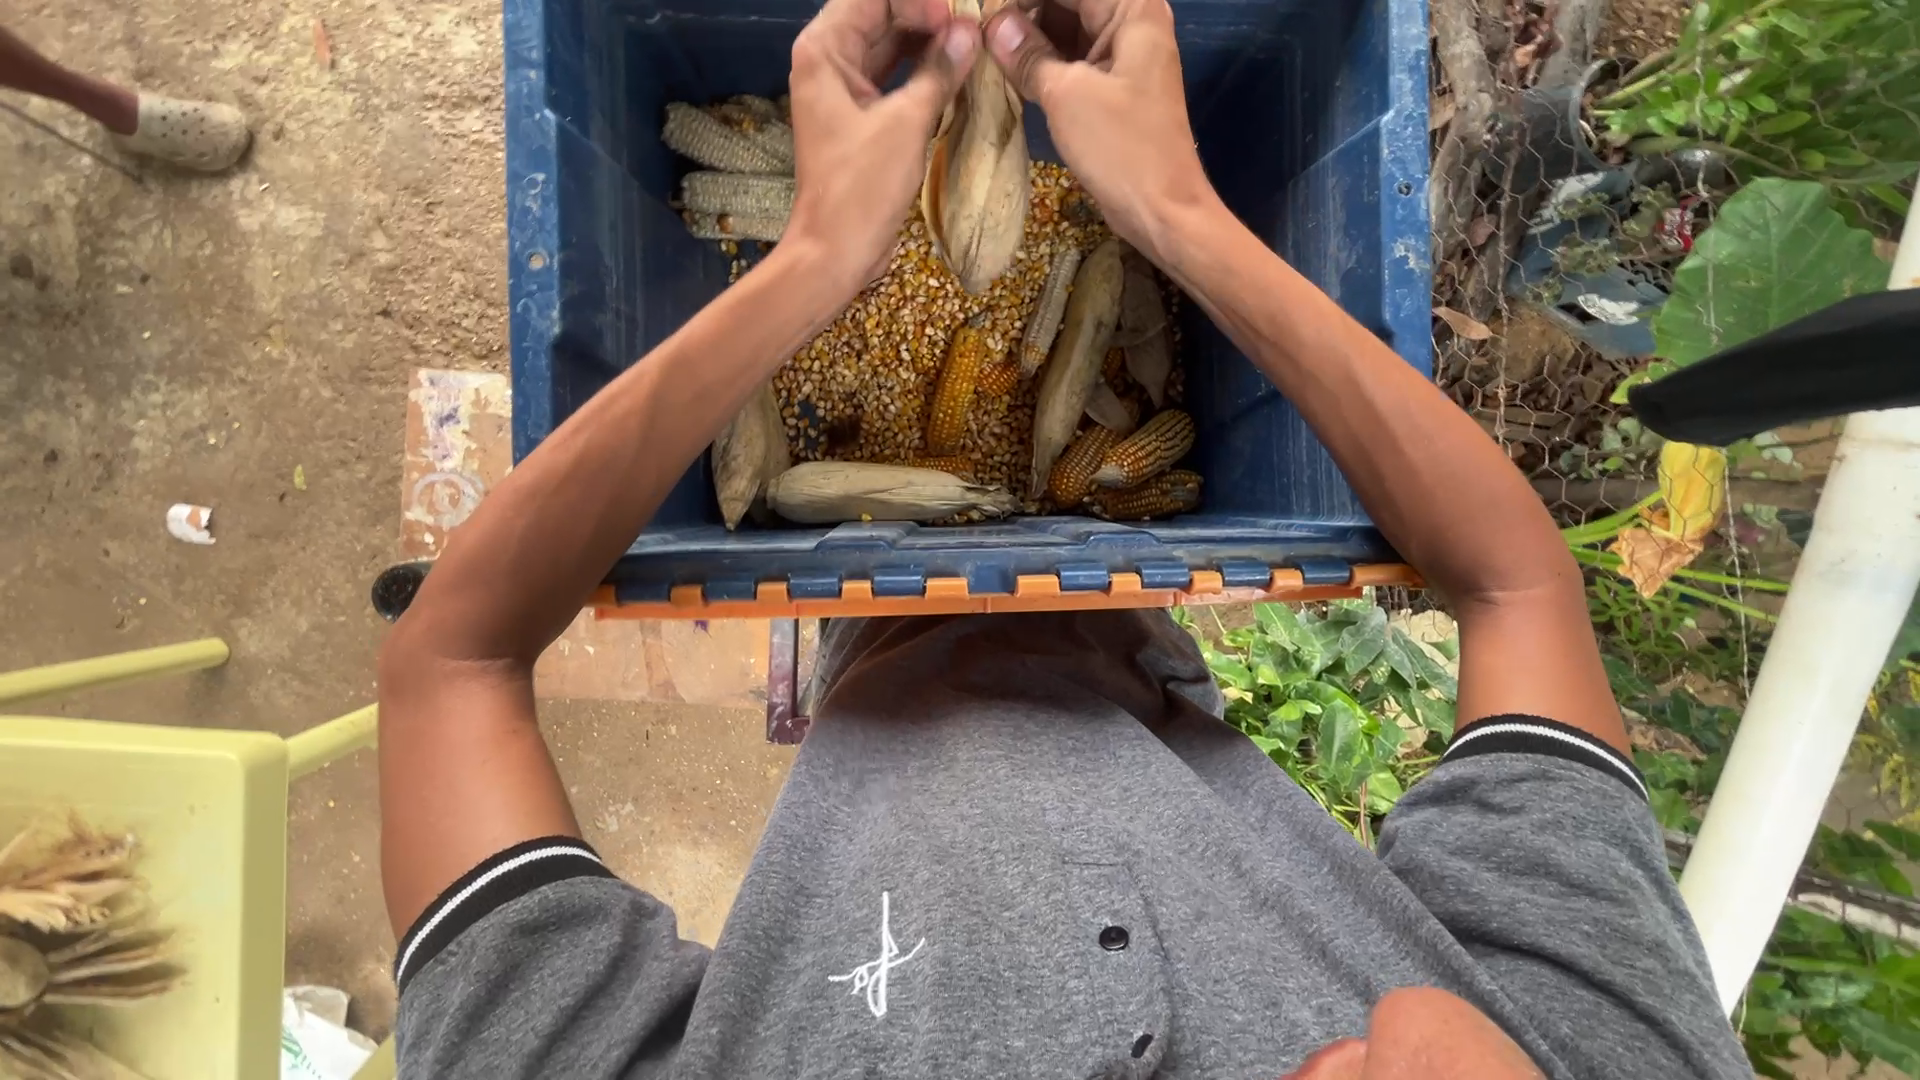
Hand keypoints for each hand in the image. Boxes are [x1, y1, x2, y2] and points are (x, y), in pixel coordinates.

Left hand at [787, 0, 979, 288]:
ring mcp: (843, 94)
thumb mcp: (906, 124)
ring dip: (928, 46)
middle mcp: (828, 62)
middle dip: (928, 18)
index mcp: (825, 49)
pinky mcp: (860, 123)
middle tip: (974, 30)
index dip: (922, 2)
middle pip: (882, 16)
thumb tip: (969, 32)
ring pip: (890, 50)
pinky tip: (954, 77)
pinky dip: (921, 77)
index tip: (962, 19)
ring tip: (971, 48)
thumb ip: (939, 71)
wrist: (836, 253)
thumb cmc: (862, 188)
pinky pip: (892, 83)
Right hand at [982, 0, 1216, 265]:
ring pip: (1067, 31)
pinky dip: (1043, 66)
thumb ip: (1028, 56)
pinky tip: (1010, 72)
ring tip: (987, 50)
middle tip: (980, 34)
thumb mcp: (1067, 96)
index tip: (983, 12)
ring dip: (1030, 39)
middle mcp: (1131, 22)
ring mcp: (1122, 58)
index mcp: (1132, 7)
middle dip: (1024, 12)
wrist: (1160, 210)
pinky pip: (1072, 63)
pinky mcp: (1112, 91)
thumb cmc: (1121, 148)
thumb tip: (992, 26)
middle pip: (1068, 2)